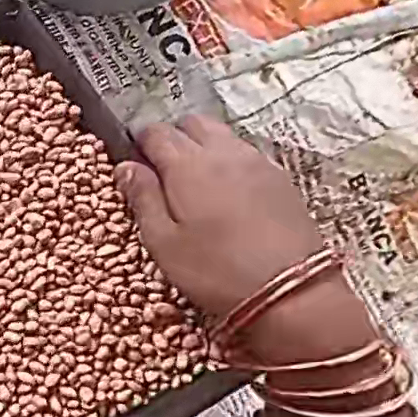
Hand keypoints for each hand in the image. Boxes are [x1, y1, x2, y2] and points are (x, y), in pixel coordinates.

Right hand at [114, 116, 379, 368]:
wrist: (291, 292)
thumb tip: (126, 166)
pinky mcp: (281, 180)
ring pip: (222, 135)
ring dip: (201, 146)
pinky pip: (245, 154)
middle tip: (159, 169)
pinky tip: (223, 194)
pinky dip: (227, 161)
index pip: (156, 133)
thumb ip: (142, 198)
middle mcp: (224, 154)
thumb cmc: (214, 270)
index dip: (139, 141)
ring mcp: (258, 163)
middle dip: (172, 136)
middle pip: (192, 123)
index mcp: (188, 166)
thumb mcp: (162, 241)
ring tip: (191, 183)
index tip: (132, 160)